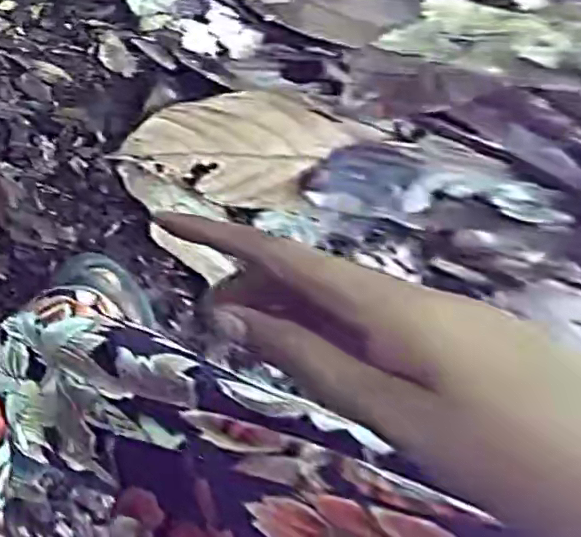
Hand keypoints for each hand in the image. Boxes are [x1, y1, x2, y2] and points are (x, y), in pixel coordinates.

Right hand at [158, 214, 580, 534]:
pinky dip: (339, 335)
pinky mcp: (492, 351)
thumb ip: (303, 358)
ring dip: (295, 317)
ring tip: (270, 353)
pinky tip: (336, 367)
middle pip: (314, 276)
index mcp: (395, 307)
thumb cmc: (520, 463)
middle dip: (253, 290)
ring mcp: (465, 324)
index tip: (163, 220)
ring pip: (350, 303)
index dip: (217, 234)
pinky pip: (387, 326)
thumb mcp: (395, 418)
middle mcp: (425, 301)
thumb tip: (226, 314)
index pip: (283, 254)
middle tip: (218, 328)